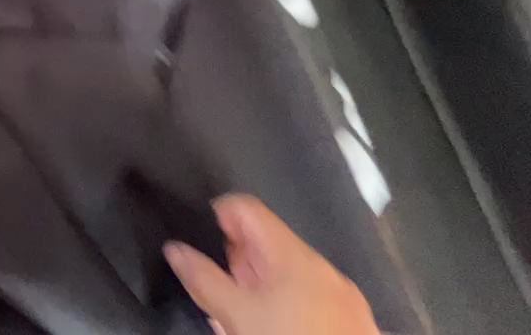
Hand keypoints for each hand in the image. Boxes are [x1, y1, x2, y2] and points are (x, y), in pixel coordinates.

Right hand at [164, 195, 379, 334]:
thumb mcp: (235, 315)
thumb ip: (201, 276)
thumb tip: (174, 248)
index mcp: (294, 256)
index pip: (244, 207)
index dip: (216, 218)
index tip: (204, 248)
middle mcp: (324, 269)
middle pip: (265, 242)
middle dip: (236, 261)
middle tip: (223, 293)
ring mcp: (346, 300)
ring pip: (286, 273)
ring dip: (259, 286)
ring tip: (245, 319)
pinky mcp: (356, 326)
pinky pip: (309, 297)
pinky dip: (285, 305)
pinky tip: (274, 330)